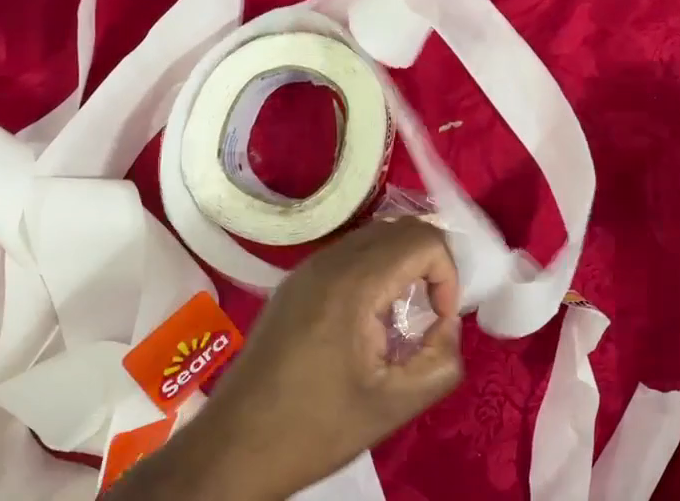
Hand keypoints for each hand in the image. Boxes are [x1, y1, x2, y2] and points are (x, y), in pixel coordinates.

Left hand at [131, 218, 461, 500]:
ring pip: (377, 235)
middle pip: (403, 228)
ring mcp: (307, 268)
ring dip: (403, 264)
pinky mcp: (294, 282)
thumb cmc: (314, 429)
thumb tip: (447, 324)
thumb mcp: (394, 406)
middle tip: (430, 313)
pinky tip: (368, 319)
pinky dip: (376, 269)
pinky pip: (351, 252)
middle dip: (430, 265)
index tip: (440, 322)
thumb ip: (442, 361)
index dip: (448, 276)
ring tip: (401, 318)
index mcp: (355, 284)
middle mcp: (330, 261)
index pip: (425, 241)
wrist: (231, 451)